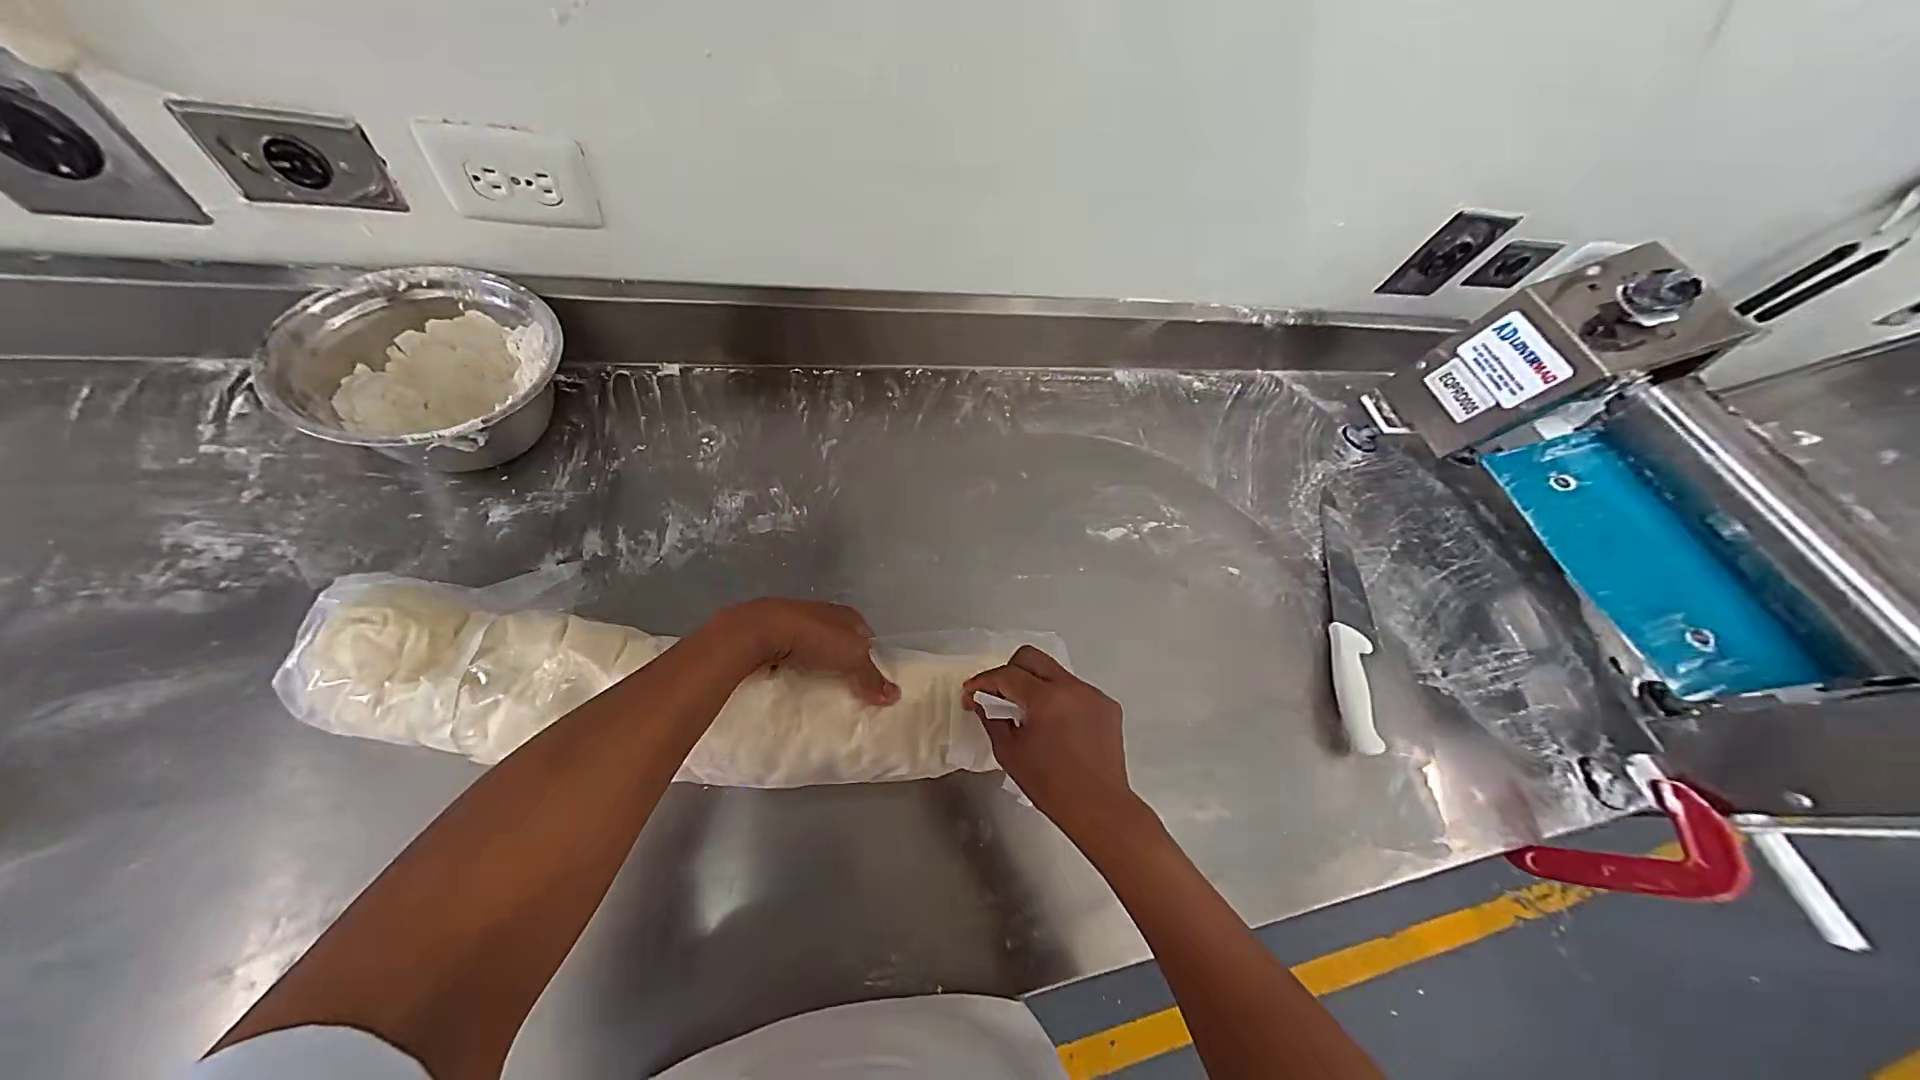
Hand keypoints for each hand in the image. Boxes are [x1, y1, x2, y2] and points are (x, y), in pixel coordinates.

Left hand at [709, 598, 899, 704]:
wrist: (761, 630)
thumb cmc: (815, 638)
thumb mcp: (852, 658)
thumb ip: (871, 677)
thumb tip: (896, 695)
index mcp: (846, 614)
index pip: (866, 636)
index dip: (869, 657)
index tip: (869, 681)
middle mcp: (822, 613)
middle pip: (839, 641)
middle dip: (842, 662)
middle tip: (845, 689)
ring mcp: (795, 623)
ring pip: (813, 647)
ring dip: (815, 664)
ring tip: (817, 688)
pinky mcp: (772, 634)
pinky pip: (789, 653)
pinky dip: (792, 666)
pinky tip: (791, 681)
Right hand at [964, 646, 1144, 836]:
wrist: (1099, 807)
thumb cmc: (1050, 785)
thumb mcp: (1009, 753)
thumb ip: (992, 720)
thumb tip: (982, 702)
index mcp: (1046, 699)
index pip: (1007, 675)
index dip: (983, 681)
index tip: (971, 692)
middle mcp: (1071, 688)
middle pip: (1032, 658)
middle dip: (1009, 670)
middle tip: (998, 693)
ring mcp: (1092, 694)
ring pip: (1055, 673)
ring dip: (1036, 685)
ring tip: (1029, 713)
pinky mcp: (1107, 705)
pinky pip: (1075, 691)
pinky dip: (1060, 700)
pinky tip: (1057, 726)